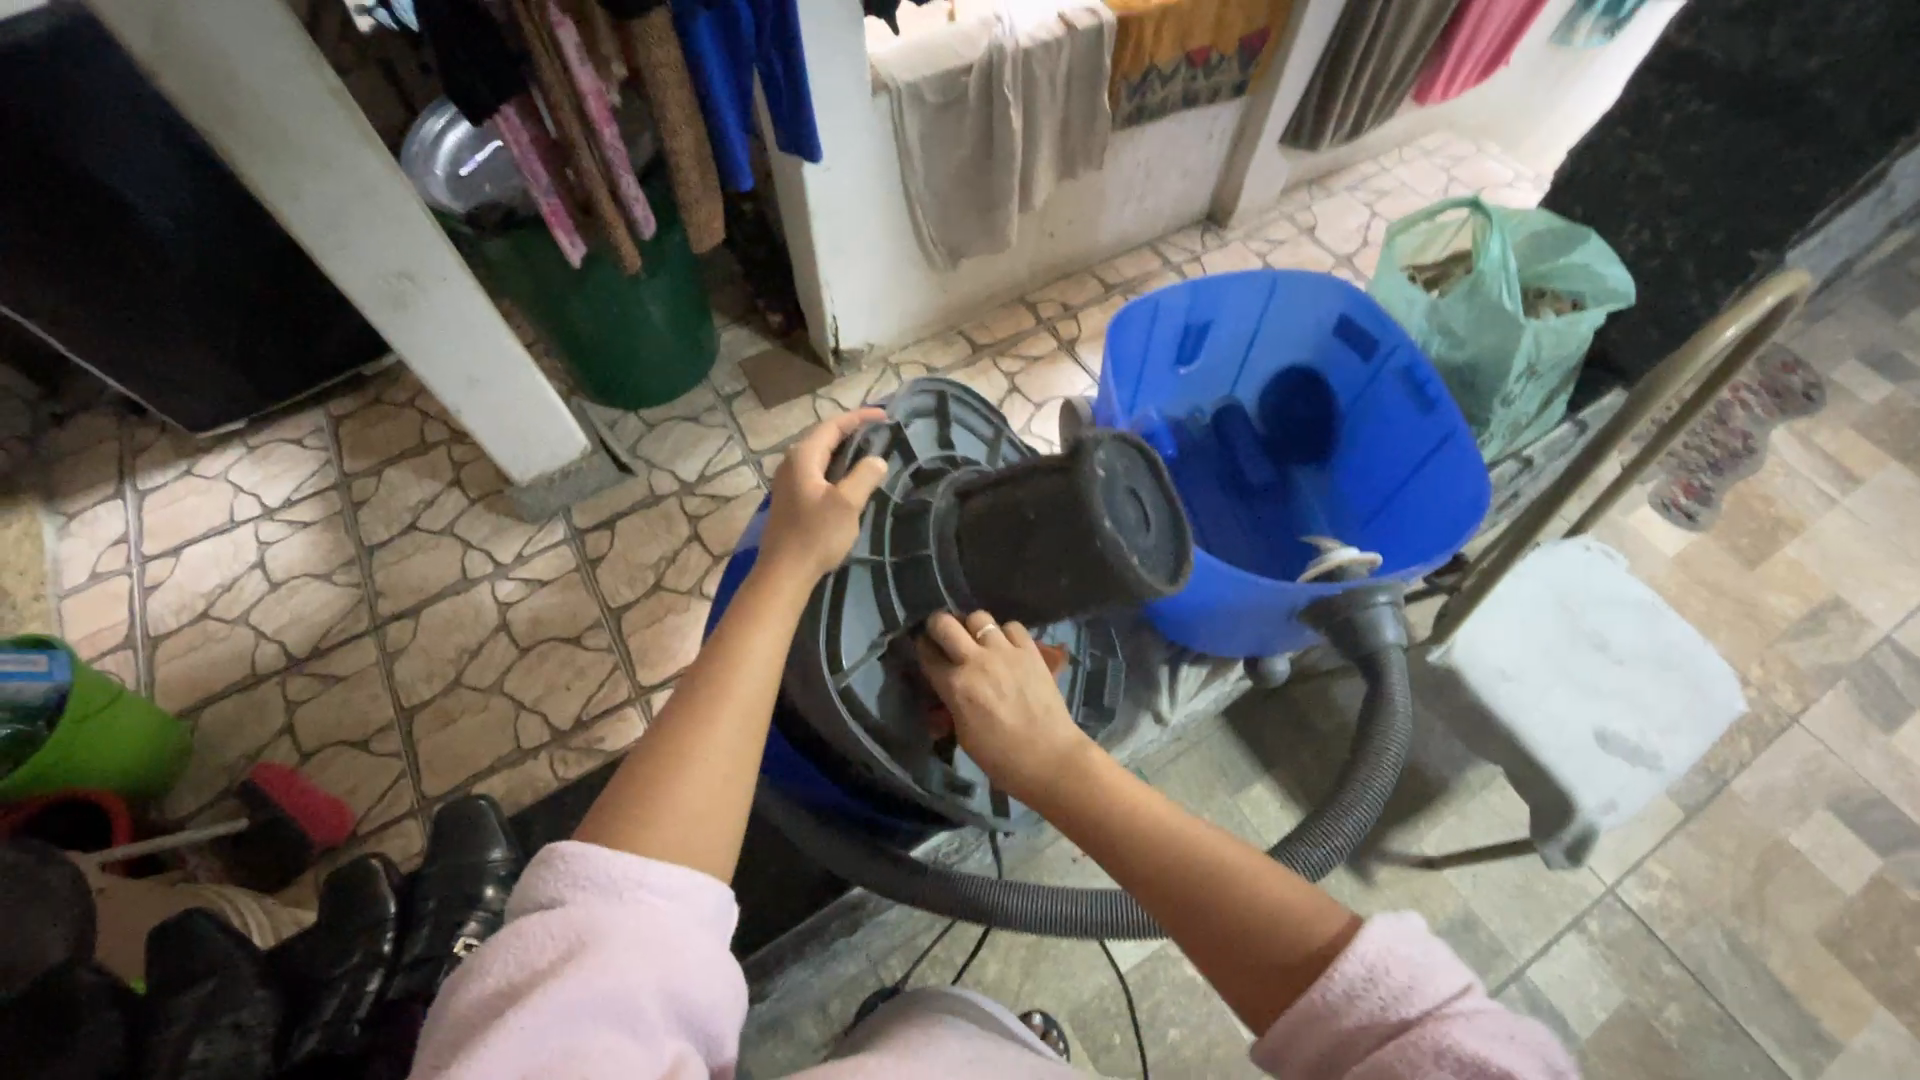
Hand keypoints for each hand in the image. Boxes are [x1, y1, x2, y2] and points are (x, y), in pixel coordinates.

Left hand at [758, 409, 889, 583]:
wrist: (784, 572)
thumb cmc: (815, 536)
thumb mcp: (847, 504)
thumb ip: (864, 476)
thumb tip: (877, 460)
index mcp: (803, 456)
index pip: (833, 425)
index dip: (859, 417)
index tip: (885, 416)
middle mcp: (792, 462)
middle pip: (824, 436)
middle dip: (851, 430)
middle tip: (879, 431)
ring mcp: (788, 481)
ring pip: (820, 455)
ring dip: (844, 449)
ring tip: (869, 450)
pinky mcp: (791, 499)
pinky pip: (817, 471)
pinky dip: (836, 466)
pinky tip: (849, 477)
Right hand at [916, 611, 1094, 804]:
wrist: (1049, 756)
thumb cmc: (1000, 757)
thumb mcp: (962, 734)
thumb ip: (952, 703)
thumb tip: (949, 690)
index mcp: (955, 686)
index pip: (927, 652)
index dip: (922, 648)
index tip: (925, 649)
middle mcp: (976, 660)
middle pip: (944, 623)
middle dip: (938, 625)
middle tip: (943, 636)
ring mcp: (1005, 652)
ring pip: (979, 617)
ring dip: (973, 627)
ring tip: (977, 640)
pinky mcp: (1031, 651)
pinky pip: (1012, 627)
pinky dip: (1006, 633)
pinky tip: (1007, 647)